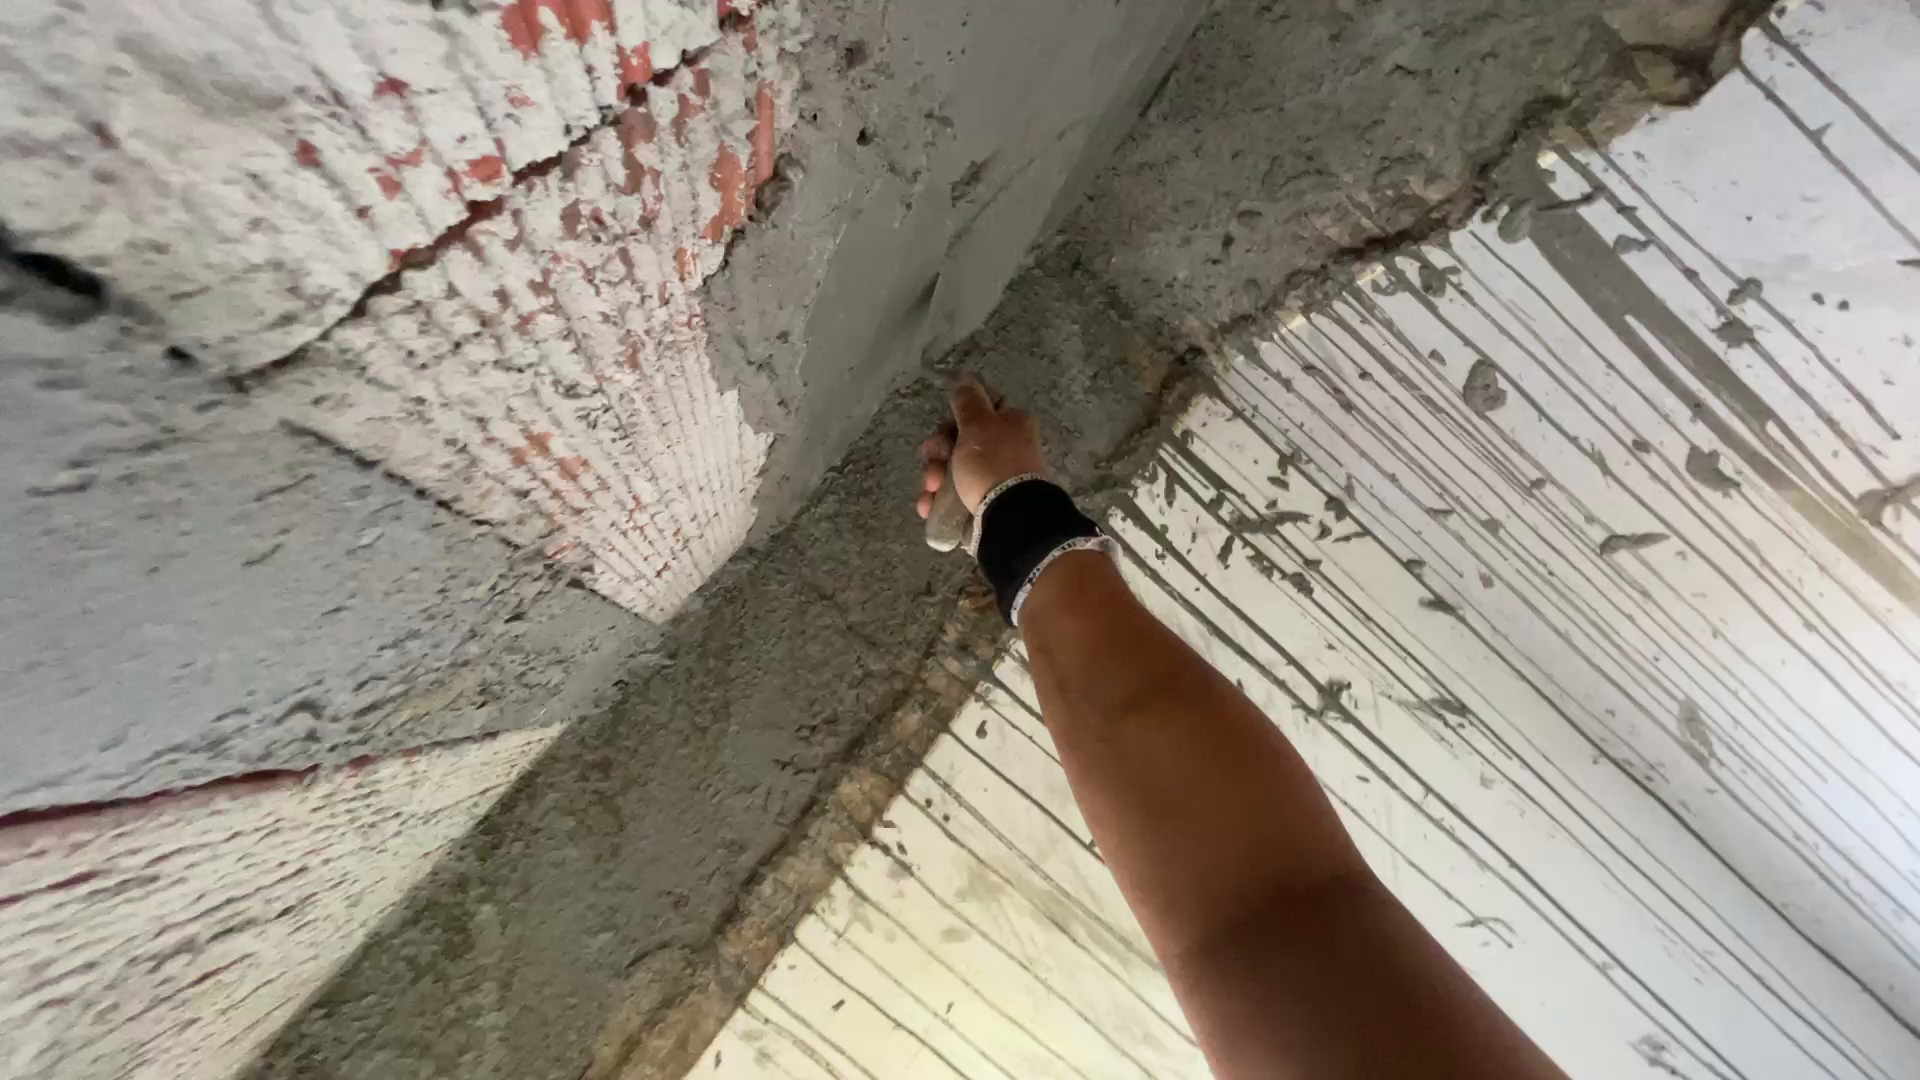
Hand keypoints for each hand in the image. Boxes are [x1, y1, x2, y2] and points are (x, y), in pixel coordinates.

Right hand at [917, 375, 1049, 518]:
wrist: (1008, 518)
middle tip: (932, 459)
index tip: (943, 426)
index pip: (981, 408)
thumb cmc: (992, 463)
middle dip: (939, 451)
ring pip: (954, 470)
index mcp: (1012, 424)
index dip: (956, 416)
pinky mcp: (984, 505)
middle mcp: (1006, 448)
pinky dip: (939, 501)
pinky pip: (955, 497)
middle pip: (962, 440)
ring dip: (935, 477)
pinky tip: (928, 506)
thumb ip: (968, 401)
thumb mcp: (978, 424)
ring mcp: (995, 479)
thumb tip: (964, 378)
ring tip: (931, 489)